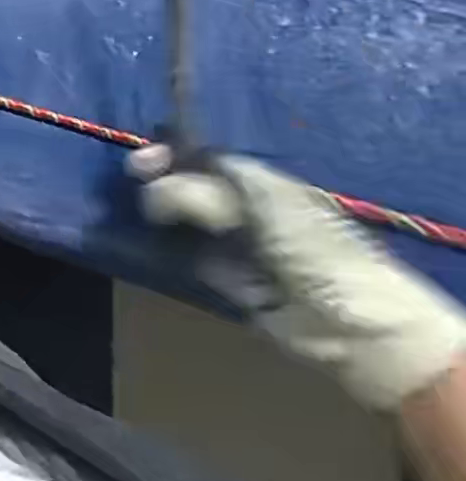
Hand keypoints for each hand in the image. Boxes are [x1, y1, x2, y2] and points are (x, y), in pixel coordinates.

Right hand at [133, 147, 465, 409]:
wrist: (345, 325)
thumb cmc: (315, 253)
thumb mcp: (264, 204)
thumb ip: (204, 188)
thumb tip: (152, 187)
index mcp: (258, 186)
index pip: (202, 160)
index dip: (169, 155)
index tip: (140, 161)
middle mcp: (240, 209)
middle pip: (183, 185)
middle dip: (157, 182)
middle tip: (136, 184)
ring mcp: (226, 241)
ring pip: (174, 216)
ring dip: (156, 214)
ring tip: (144, 216)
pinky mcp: (213, 271)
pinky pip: (176, 250)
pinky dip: (161, 245)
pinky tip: (149, 238)